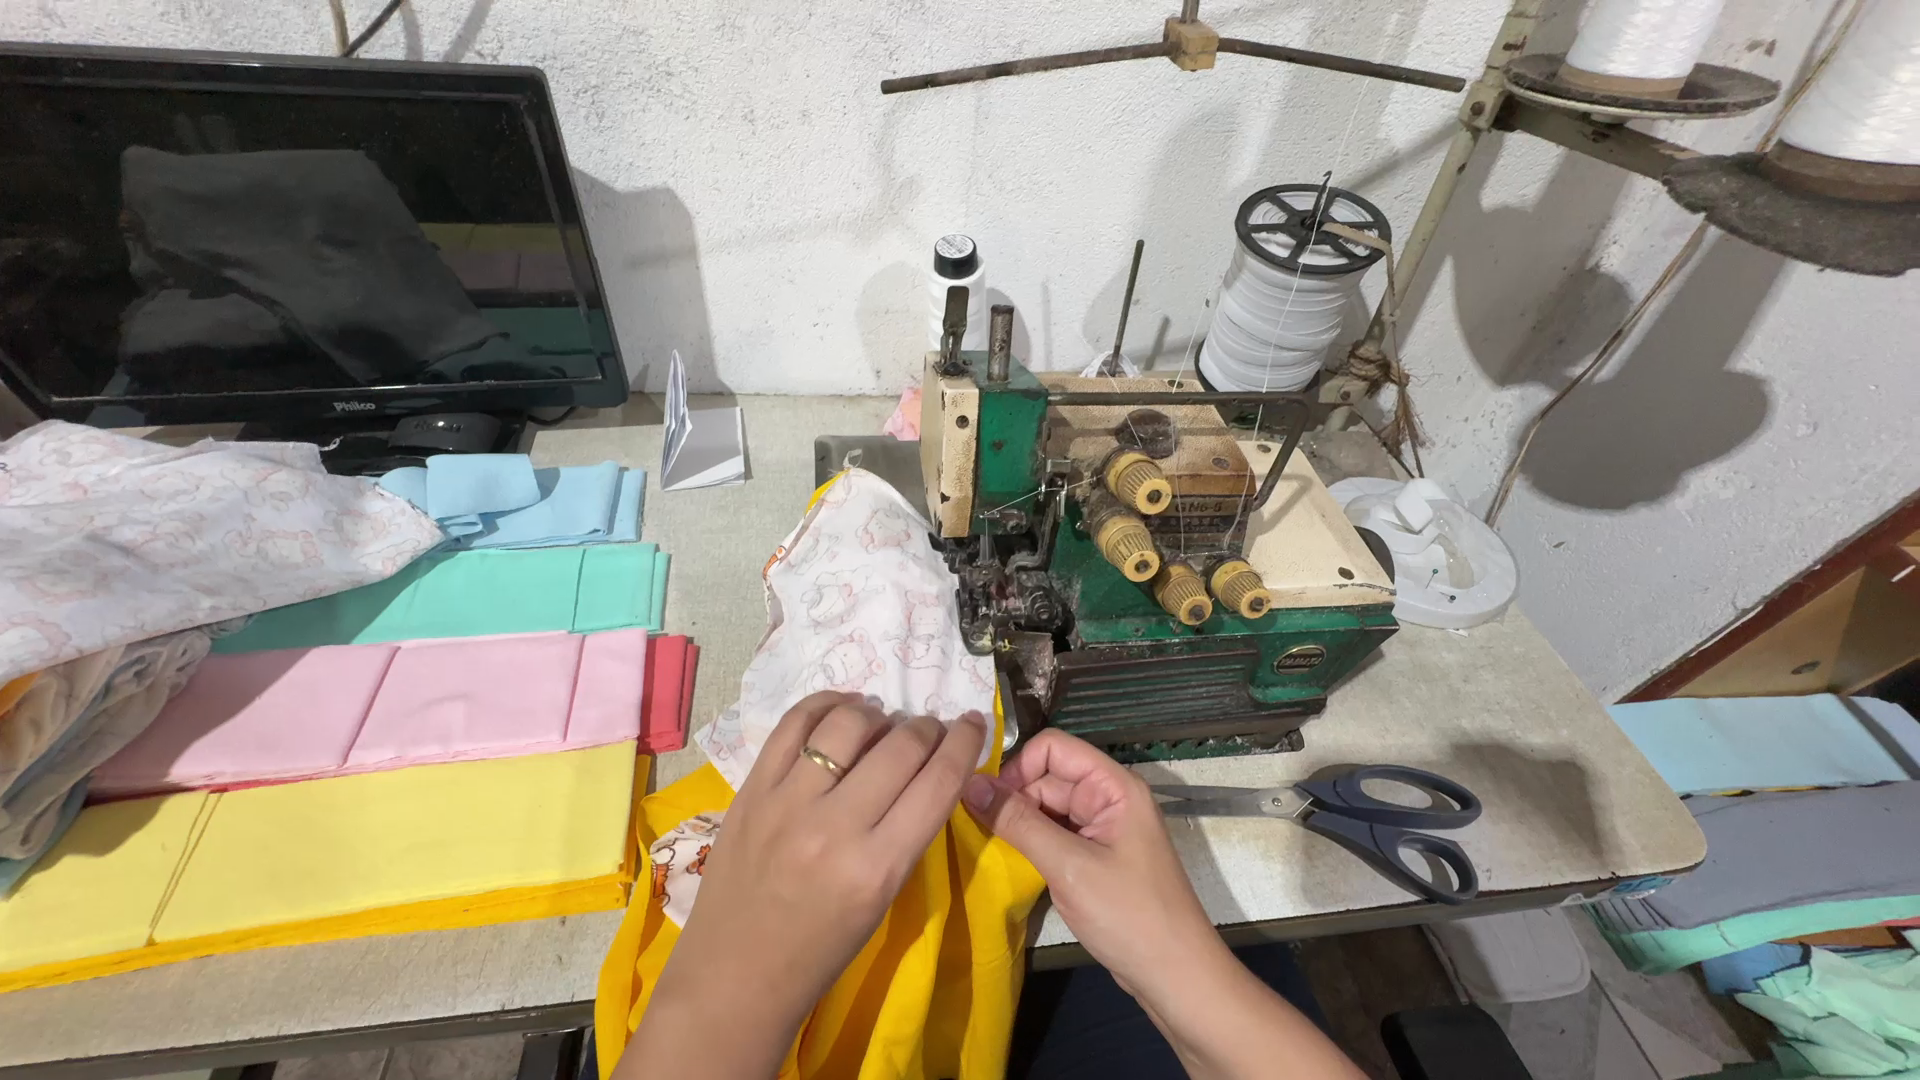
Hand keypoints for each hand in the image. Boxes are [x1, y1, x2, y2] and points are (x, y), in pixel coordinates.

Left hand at [626, 693, 986, 1079]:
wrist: (736, 975)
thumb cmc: (822, 948)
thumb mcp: (883, 898)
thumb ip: (908, 830)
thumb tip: (929, 764)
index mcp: (877, 868)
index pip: (938, 782)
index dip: (964, 742)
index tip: (972, 723)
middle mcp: (834, 828)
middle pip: (901, 746)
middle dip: (927, 728)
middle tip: (929, 730)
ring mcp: (787, 802)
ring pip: (849, 723)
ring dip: (879, 714)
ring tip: (882, 722)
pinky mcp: (752, 789)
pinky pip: (793, 723)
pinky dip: (826, 704)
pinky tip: (842, 708)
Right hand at [961, 728, 1223, 994]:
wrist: (1176, 978)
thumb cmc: (1129, 915)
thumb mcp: (1068, 866)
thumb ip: (1018, 822)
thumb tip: (970, 784)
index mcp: (1113, 786)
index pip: (1054, 748)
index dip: (1018, 766)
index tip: (988, 798)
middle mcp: (1108, 798)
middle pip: (1048, 777)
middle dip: (1014, 797)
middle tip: (979, 828)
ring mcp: (1102, 828)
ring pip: (1047, 806)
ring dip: (1020, 821)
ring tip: (988, 843)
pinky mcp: (1095, 856)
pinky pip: (1055, 832)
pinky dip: (1032, 841)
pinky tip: (1011, 858)